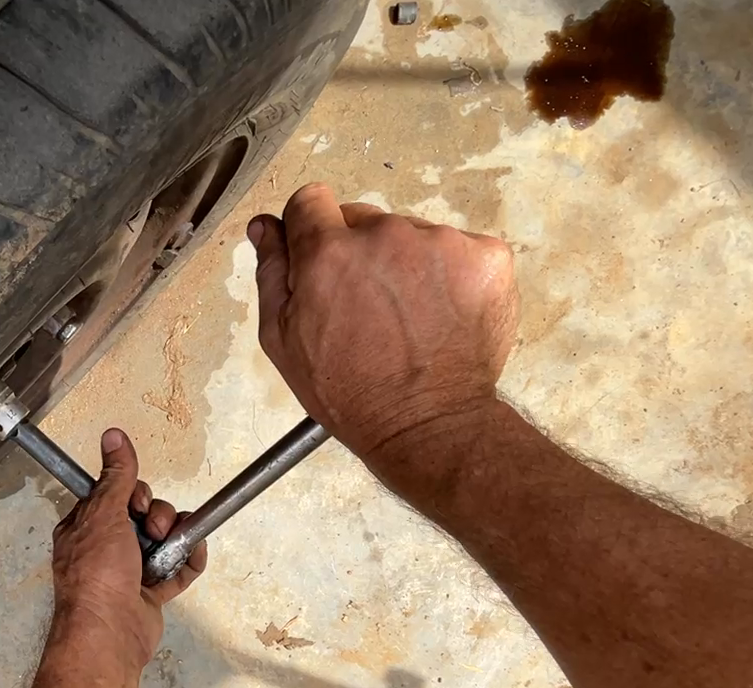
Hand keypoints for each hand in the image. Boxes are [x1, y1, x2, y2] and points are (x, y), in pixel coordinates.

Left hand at [50, 429, 206, 667]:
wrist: (110, 631)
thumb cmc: (98, 573)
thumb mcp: (104, 514)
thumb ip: (116, 476)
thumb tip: (113, 436)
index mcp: (84, 528)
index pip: (114, 497)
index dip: (133, 494)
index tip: (138, 501)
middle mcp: (104, 548)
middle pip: (143, 516)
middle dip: (157, 516)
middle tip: (154, 528)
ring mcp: (128, 572)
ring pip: (162, 540)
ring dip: (175, 537)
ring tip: (171, 545)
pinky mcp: (150, 593)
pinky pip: (176, 569)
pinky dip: (188, 561)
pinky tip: (195, 553)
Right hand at [248, 183, 518, 483]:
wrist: (425, 422)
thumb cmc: (343, 390)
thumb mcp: (282, 341)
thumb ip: (271, 275)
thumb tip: (265, 226)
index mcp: (327, 254)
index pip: (309, 200)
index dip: (306, 227)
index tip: (312, 257)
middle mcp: (385, 234)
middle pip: (359, 219)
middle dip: (352, 251)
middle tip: (358, 307)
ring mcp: (441, 241)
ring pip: (408, 235)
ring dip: (399, 264)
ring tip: (401, 318)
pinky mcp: (487, 255)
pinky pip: (454, 249)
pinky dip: (444, 275)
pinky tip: (435, 315)